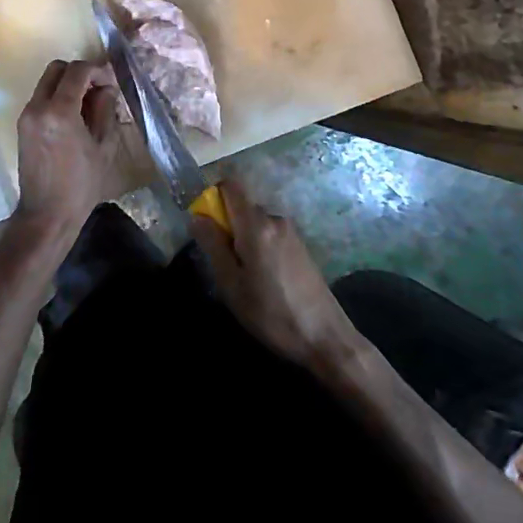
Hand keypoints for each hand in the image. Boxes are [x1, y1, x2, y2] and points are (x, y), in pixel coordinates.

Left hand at [13, 59, 121, 237]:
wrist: (47, 213)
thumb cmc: (81, 184)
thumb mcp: (103, 146)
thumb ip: (105, 110)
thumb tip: (106, 89)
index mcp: (59, 112)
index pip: (77, 71)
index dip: (97, 70)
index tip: (110, 82)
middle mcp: (37, 107)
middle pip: (56, 69)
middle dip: (79, 72)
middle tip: (98, 89)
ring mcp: (26, 116)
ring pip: (46, 82)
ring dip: (67, 84)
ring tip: (88, 104)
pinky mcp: (22, 125)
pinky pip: (41, 98)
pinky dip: (57, 97)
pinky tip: (74, 116)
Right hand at [189, 181, 361, 371]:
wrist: (324, 337)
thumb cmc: (271, 313)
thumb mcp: (231, 284)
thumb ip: (213, 245)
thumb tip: (197, 216)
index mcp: (257, 225)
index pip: (231, 185)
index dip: (212, 196)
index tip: (206, 225)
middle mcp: (276, 219)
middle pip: (242, 205)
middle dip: (226, 224)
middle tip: (222, 262)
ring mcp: (291, 232)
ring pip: (255, 221)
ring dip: (242, 238)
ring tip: (243, 276)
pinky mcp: (300, 246)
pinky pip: (269, 233)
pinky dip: (258, 246)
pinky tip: (263, 279)